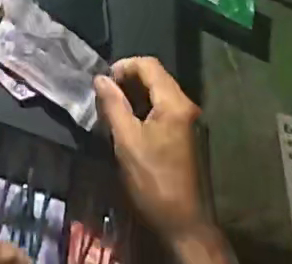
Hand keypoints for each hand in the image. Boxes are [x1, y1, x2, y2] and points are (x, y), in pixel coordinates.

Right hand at [94, 57, 208, 243]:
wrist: (186, 227)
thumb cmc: (154, 182)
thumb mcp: (127, 142)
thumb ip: (113, 105)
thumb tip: (100, 78)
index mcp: (174, 103)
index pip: (148, 64)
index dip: (123, 66)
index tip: (104, 82)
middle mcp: (187, 106)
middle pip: (155, 76)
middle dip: (128, 80)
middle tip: (106, 96)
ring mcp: (190, 121)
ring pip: (160, 92)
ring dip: (136, 95)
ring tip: (115, 110)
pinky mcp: (189, 135)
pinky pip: (165, 109)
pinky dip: (146, 109)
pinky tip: (131, 125)